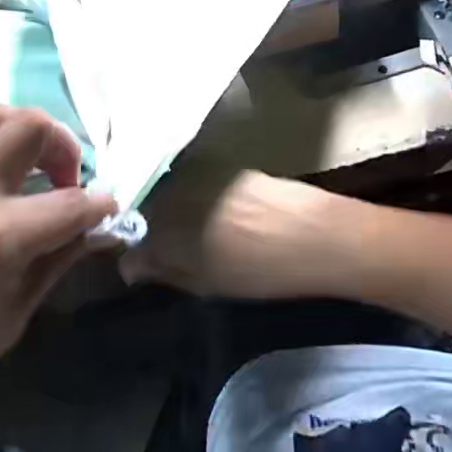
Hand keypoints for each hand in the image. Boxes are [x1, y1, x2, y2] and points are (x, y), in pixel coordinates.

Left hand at [0, 106, 114, 451]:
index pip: (71, 202)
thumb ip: (55, 261)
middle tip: (71, 186)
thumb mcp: (9, 322)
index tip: (113, 214)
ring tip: (37, 177)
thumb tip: (96, 228)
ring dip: (28, 136)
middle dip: (66, 148)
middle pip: (30, 126)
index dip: (103, 207)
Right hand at [121, 168, 355, 299]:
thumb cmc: (264, 272)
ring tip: (193, 231)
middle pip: (150, 210)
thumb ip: (166, 270)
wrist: (319, 235)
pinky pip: (199, 182)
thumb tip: (132, 265)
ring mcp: (205, 176)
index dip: (136, 253)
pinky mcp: (228, 168)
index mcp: (168, 227)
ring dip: (173, 210)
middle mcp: (179, 194)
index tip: (142, 267)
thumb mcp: (209, 283)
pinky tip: (218, 214)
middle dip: (150, 228)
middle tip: (166, 250)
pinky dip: (198, 198)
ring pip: (174, 193)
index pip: (134, 239)